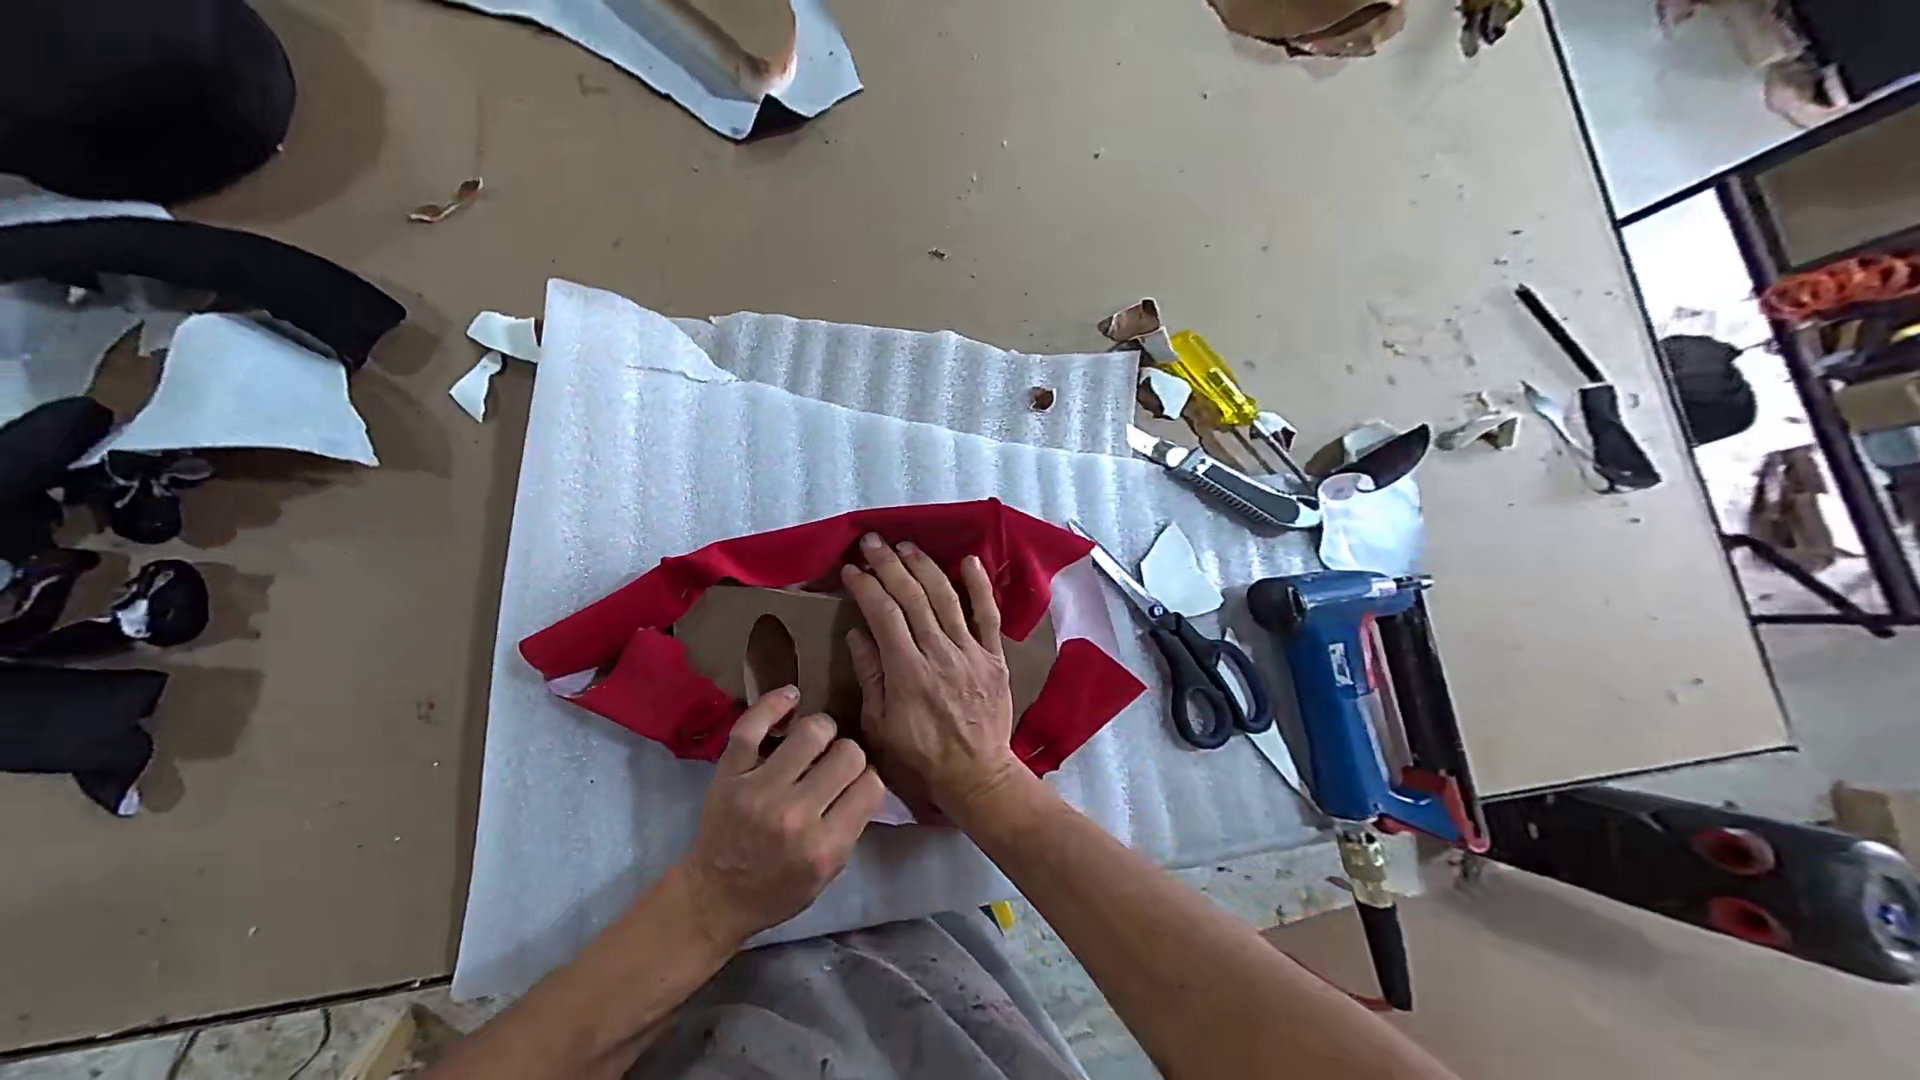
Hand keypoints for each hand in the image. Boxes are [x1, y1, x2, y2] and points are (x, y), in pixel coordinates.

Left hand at [675, 687, 886, 945]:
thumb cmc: (778, 889)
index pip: (870, 785)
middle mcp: (794, 815)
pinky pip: (753, 725)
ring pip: (812, 731)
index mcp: (824, 846)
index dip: (868, 778)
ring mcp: (759, 790)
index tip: (855, 782)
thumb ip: (852, 824)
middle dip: (848, 755)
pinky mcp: (730, 773)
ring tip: (814, 741)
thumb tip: (867, 773)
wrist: (714, 898)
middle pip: (848, 753)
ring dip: (822, 731)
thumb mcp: (829, 872)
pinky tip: (792, 696)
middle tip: (833, 765)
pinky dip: (774, 704)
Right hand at [840, 533, 1022, 815]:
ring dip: (924, 567)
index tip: (851, 570)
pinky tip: (968, 560)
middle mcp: (939, 653)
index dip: (866, 587)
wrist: (977, 773)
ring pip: (946, 598)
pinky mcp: (994, 656)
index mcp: (908, 671)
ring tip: (906, 546)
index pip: (883, 614)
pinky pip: (988, 615)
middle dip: (888, 565)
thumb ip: (871, 675)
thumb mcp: (881, 724)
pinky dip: (979, 586)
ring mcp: (970, 652)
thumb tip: (857, 633)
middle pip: (912, 597)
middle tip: (872, 542)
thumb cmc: (922, 754)